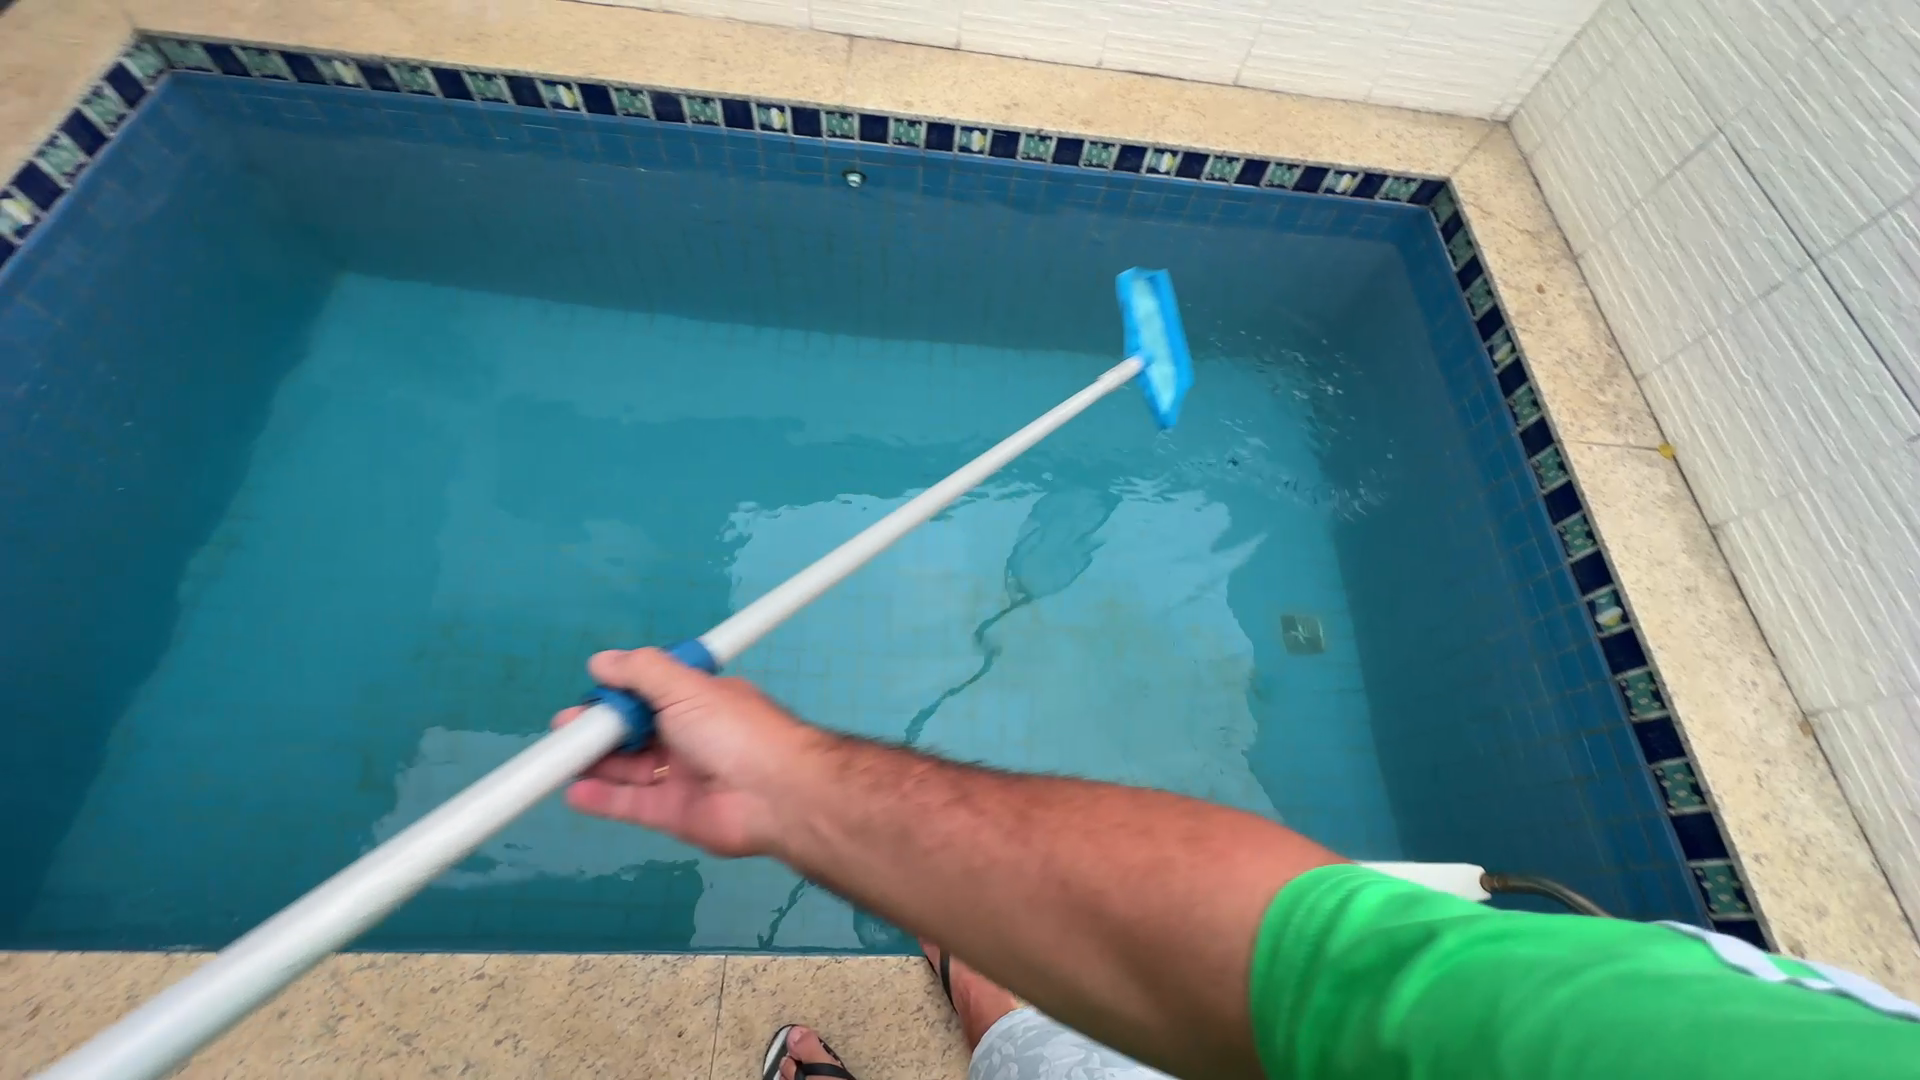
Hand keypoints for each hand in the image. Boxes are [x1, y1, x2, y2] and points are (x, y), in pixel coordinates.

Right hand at [551, 648, 820, 856]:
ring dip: (596, 761)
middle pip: (638, 730)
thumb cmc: (733, 729)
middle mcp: (693, 734)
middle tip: (565, 728)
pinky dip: (602, 797)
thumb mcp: (688, 687)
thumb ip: (644, 672)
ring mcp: (684, 775)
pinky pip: (632, 804)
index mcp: (702, 699)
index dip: (624, 691)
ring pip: (630, 767)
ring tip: (559, 757)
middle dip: (602, 728)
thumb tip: (603, 660)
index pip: (656, 690)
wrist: (774, 792)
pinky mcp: (675, 813)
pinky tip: (574, 790)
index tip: (593, 691)